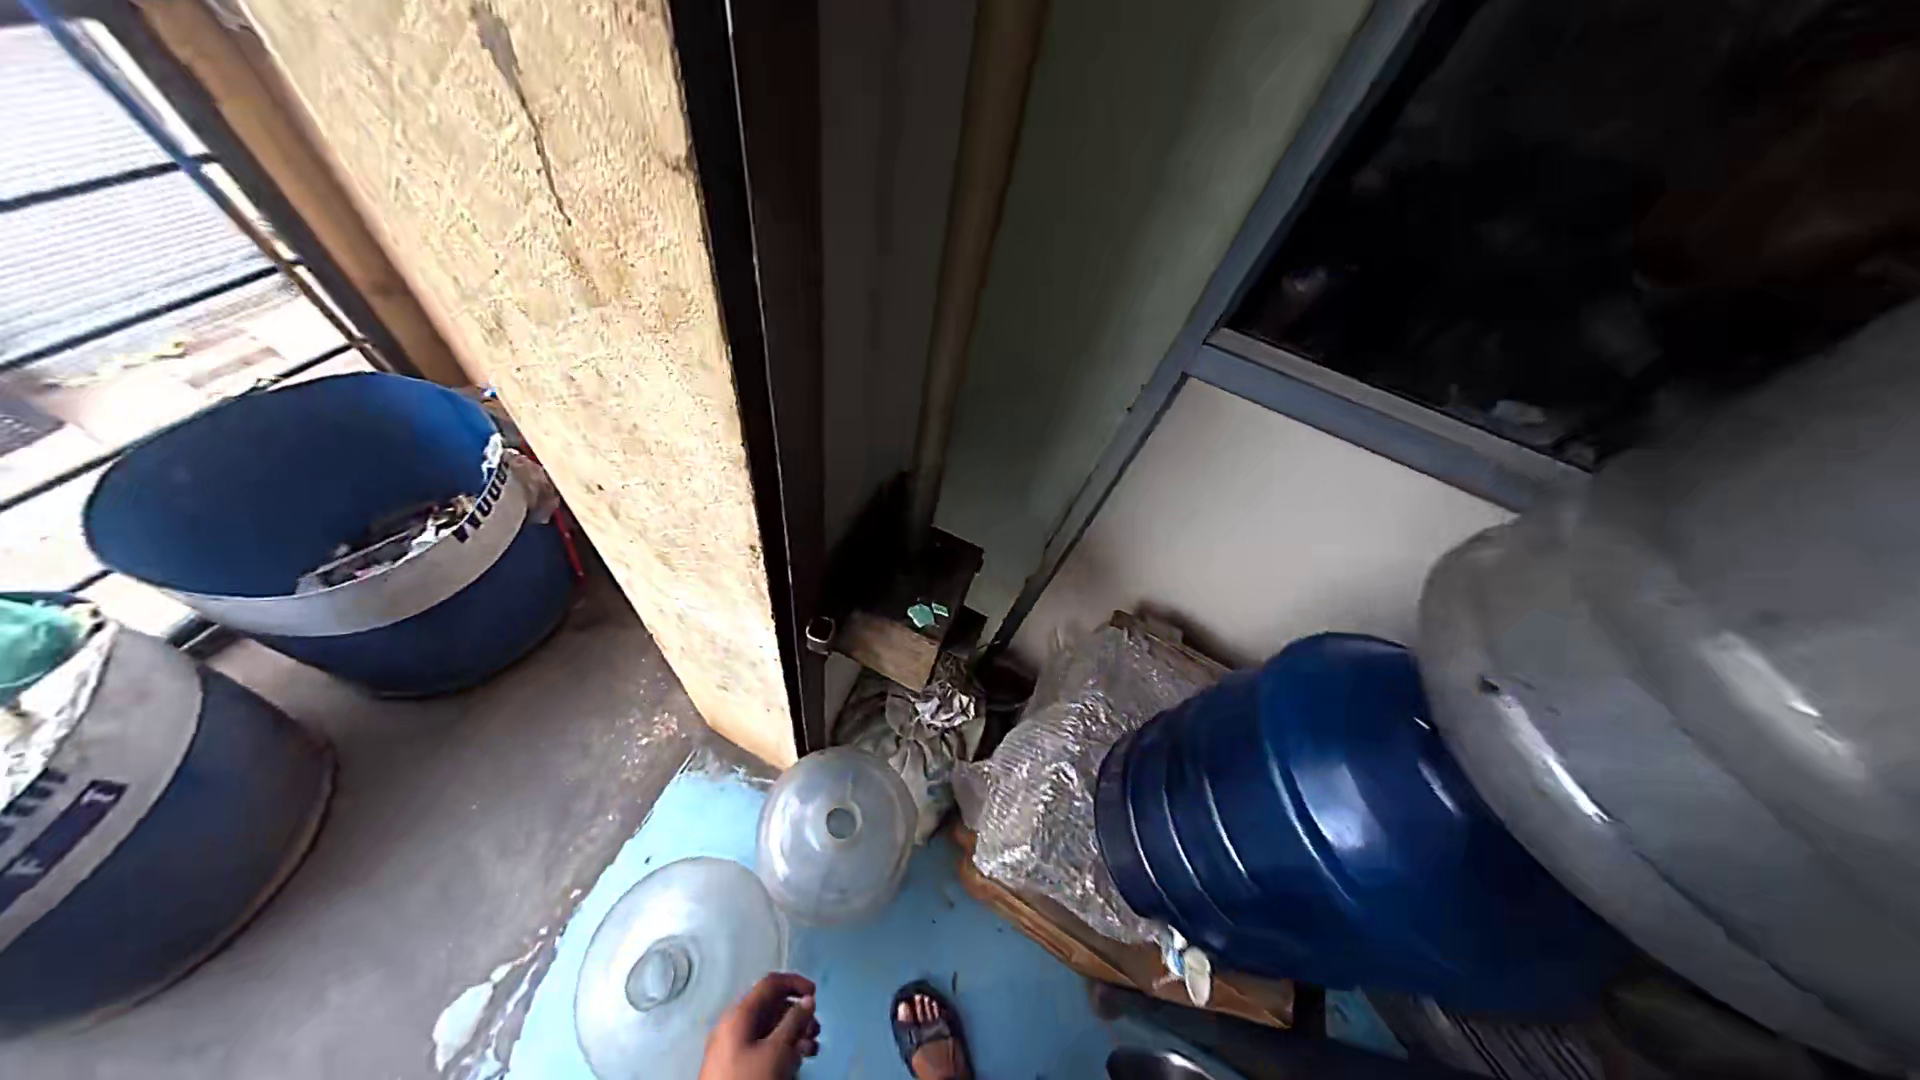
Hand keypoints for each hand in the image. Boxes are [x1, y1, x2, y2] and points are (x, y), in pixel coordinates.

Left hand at [698, 972, 820, 1079]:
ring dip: (793, 1036)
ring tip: (810, 1051)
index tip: (815, 994)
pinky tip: (794, 1065)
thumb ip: (795, 1021)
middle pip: (771, 1008)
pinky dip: (780, 1052)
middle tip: (815, 1031)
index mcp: (739, 1015)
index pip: (770, 983)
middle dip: (797, 1016)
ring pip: (768, 1031)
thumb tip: (808, 1000)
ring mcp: (732, 1049)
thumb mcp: (777, 1051)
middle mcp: (733, 1026)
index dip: (795, 983)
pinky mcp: (733, 1070)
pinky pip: (761, 1050)